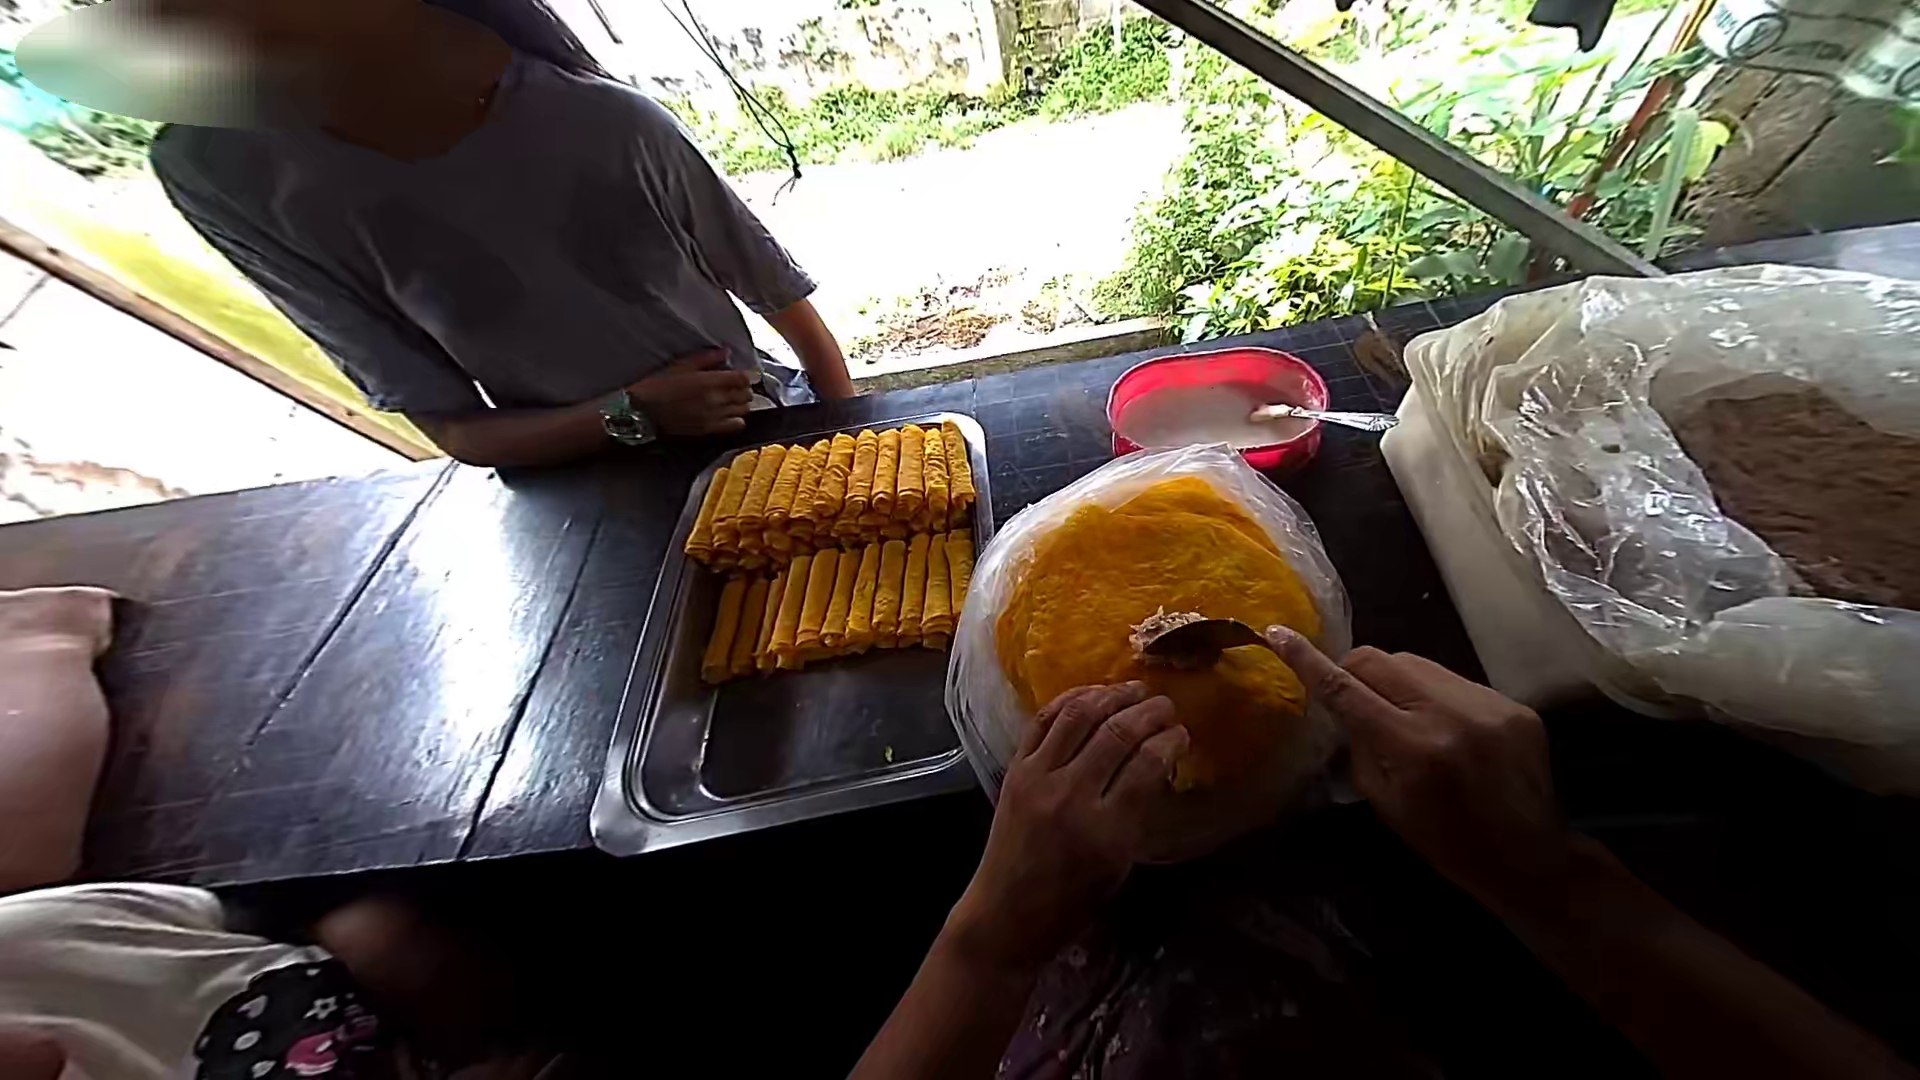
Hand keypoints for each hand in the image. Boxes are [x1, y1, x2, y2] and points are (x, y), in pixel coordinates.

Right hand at [627, 348, 754, 435]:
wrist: (642, 410)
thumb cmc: (657, 385)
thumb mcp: (680, 365)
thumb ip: (706, 358)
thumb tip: (726, 351)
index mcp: (707, 381)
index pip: (741, 379)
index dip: (745, 375)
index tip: (742, 374)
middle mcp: (715, 400)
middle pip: (745, 394)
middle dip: (744, 389)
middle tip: (736, 386)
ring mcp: (714, 416)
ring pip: (744, 409)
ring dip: (742, 403)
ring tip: (733, 399)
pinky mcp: (710, 429)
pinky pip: (736, 425)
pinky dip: (737, 419)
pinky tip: (729, 414)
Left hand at [947, 683, 1188, 970]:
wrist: (1008, 910)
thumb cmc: (1073, 900)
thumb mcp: (1120, 864)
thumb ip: (1138, 811)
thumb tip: (1157, 761)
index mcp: (1107, 829)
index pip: (1147, 765)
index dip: (1170, 740)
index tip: (1181, 732)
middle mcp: (1072, 794)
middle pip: (1117, 733)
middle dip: (1148, 711)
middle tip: (1165, 703)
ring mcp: (1039, 775)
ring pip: (1078, 716)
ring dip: (1110, 695)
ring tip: (1132, 688)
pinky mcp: (1015, 766)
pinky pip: (1043, 720)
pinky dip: (1069, 700)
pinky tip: (1091, 693)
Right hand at [1267, 628, 1567, 920]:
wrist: (1534, 862)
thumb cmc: (1442, 838)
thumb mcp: (1381, 796)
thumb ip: (1356, 740)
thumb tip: (1339, 699)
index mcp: (1413, 748)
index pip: (1344, 689)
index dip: (1306, 660)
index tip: (1277, 633)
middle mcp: (1451, 716)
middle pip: (1377, 659)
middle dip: (1353, 670)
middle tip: (1352, 696)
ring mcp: (1488, 706)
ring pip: (1411, 661)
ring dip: (1392, 679)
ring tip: (1401, 713)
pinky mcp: (1512, 705)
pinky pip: (1447, 677)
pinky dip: (1428, 692)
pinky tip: (1440, 724)